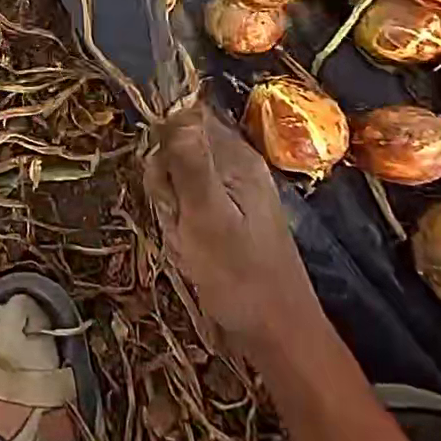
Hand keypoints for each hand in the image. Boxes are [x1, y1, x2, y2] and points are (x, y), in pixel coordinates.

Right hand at [143, 100, 320, 356]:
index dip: (161, 139)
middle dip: (164, 180)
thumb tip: (176, 103)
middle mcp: (237, 162)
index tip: (162, 176)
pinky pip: (189, 200)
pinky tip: (190, 246)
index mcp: (236, 156)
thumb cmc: (241, 278)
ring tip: (185, 238)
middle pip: (177, 145)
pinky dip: (180, 220)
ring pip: (178, 176)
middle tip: (177, 218)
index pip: (184, 115)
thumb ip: (189, 162)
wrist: (280, 337)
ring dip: (170, 205)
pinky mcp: (230, 211)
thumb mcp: (207, 218)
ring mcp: (234, 187)